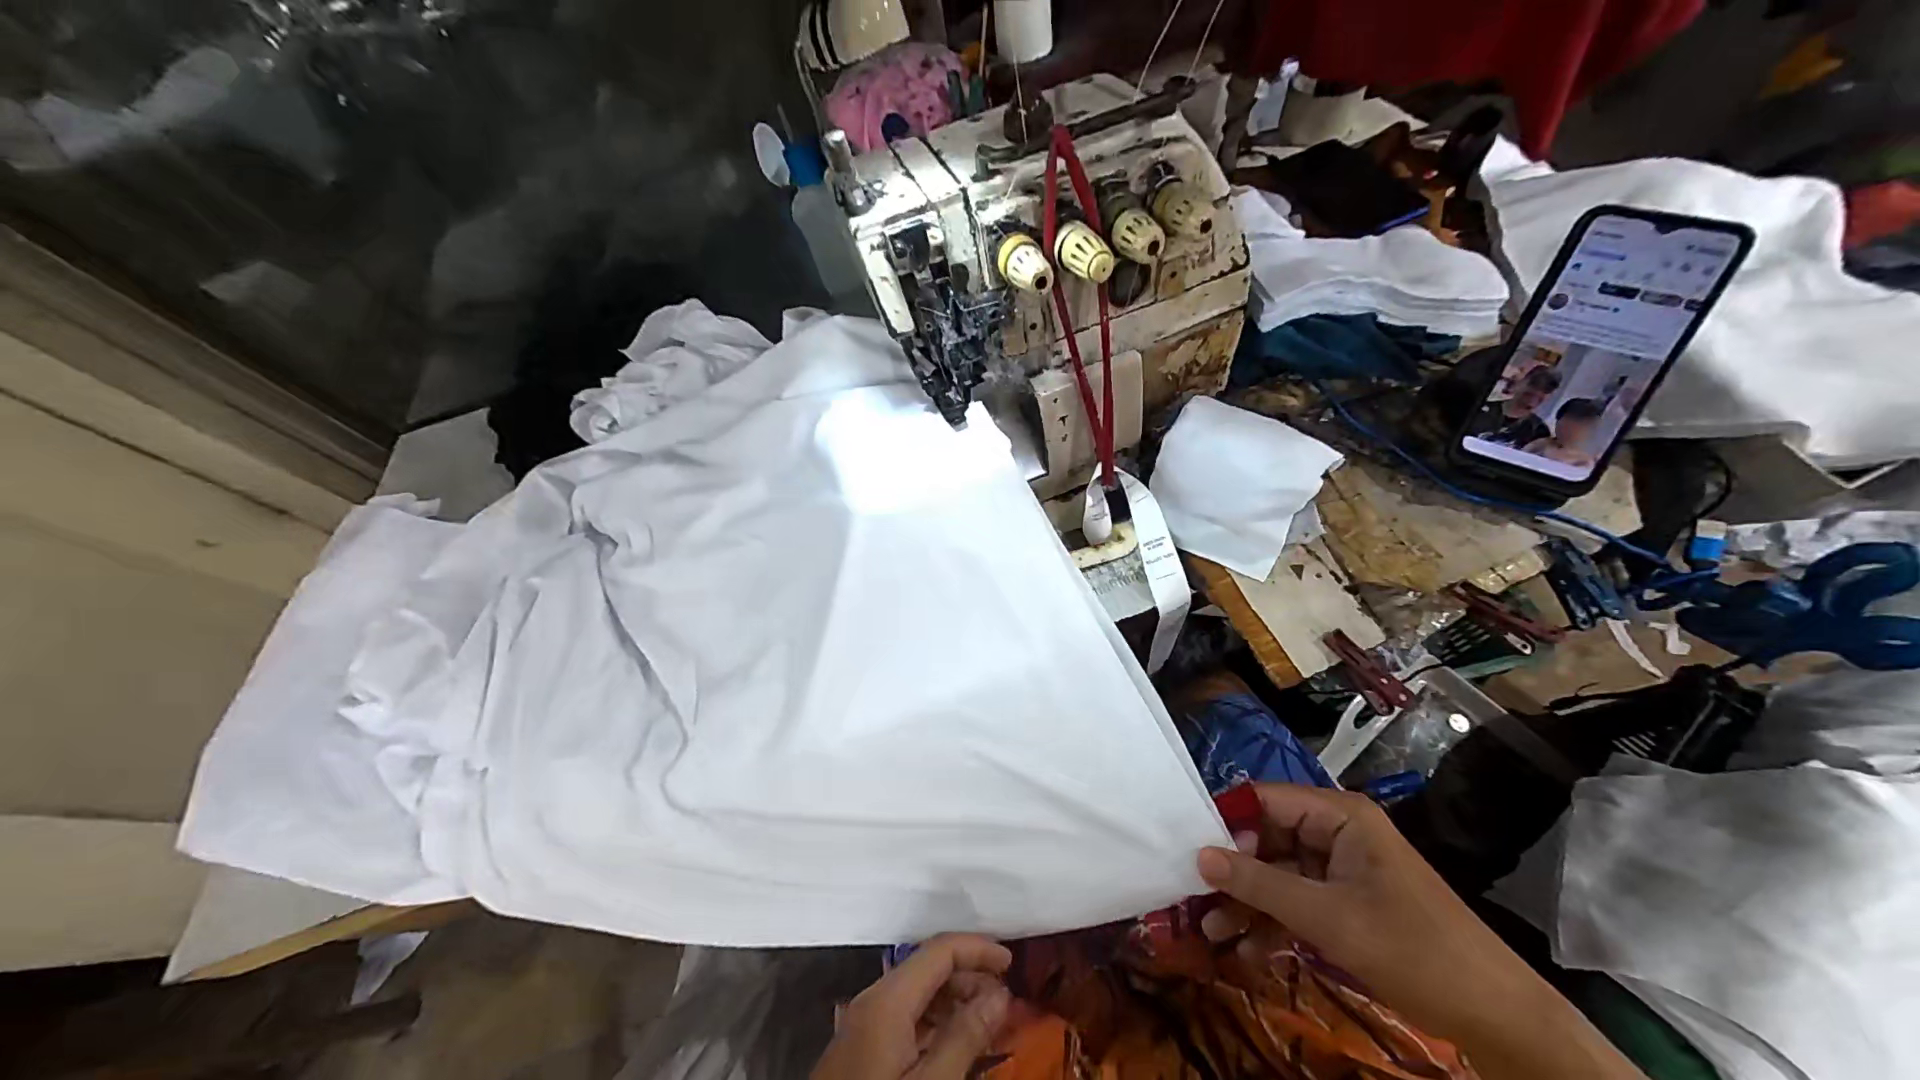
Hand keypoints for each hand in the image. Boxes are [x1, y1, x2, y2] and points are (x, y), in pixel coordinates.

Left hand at [812, 933, 1011, 1079]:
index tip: (1013, 966)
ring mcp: (865, 1024)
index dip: (978, 950)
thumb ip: (965, 1037)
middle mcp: (874, 1000)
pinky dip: (937, 1022)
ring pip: (918, 994)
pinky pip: (907, 1018)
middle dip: (971, 978)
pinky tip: (956, 1046)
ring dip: (956, 1001)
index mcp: (888, 999)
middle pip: (928, 968)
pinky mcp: (863, 1047)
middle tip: (1006, 1005)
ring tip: (988, 1025)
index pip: (939, 950)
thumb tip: (1000, 994)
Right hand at [1196, 784, 1644, 1079]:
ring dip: (1247, 903)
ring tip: (1213, 932)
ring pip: (1278, 873)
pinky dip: (1273, 922)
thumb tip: (1200, 856)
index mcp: (1340, 816)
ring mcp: (1342, 869)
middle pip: (1268, 838)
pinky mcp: (1346, 902)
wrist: (1496, 1016)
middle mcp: (1338, 832)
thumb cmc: (1413, 949)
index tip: (1191, 851)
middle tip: (1195, 897)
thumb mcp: (1328, 916)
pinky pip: (1297, 900)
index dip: (1228, 822)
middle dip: (1233, 872)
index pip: (1266, 800)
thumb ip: (1260, 884)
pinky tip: (1248, 951)